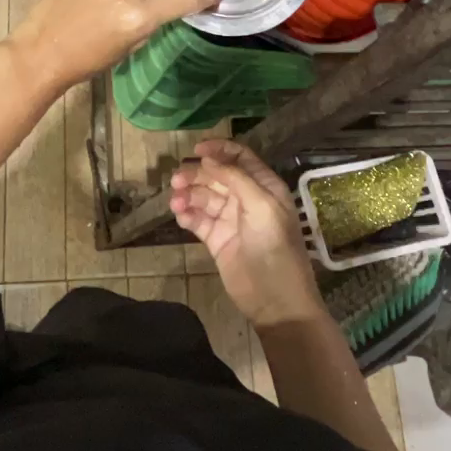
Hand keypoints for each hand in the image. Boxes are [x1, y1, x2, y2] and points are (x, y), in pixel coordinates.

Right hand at [171, 140, 326, 328]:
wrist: (276, 300)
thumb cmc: (274, 247)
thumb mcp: (262, 206)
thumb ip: (235, 178)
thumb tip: (208, 158)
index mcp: (264, 186)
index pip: (239, 158)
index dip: (219, 150)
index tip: (196, 150)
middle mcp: (246, 198)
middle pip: (216, 176)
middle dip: (196, 174)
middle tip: (176, 180)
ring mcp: (230, 219)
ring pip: (204, 197)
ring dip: (188, 195)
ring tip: (175, 202)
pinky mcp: (216, 239)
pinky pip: (198, 219)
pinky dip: (187, 215)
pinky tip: (180, 216)